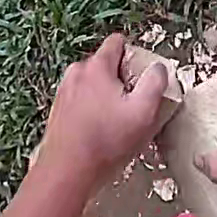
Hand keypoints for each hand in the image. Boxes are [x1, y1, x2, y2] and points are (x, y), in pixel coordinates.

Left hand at [37, 34, 169, 188]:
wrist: (66, 173)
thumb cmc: (106, 141)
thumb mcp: (144, 110)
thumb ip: (156, 82)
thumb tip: (158, 69)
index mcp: (97, 67)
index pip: (117, 42)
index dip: (134, 56)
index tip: (141, 79)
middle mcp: (76, 74)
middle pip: (106, 64)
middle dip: (121, 79)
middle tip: (131, 105)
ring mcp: (64, 93)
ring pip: (93, 84)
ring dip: (105, 97)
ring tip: (115, 122)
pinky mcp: (57, 112)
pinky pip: (81, 102)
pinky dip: (92, 111)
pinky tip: (100, 133)